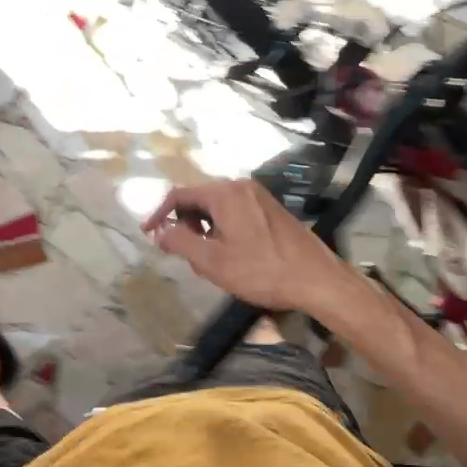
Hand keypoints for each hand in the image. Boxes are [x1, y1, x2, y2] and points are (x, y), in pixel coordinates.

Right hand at [142, 179, 346, 312]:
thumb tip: (160, 231)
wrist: (318, 281)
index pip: (179, 195)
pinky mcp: (270, 209)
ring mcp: (258, 196)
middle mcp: (240, 186)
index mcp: (224, 193)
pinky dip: (223, 230)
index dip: (159, 214)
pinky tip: (231, 257)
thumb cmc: (262, 271)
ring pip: (217, 208)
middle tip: (186, 257)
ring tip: (210, 263)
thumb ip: (180, 242)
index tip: (148, 234)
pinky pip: (235, 212)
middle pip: (199, 199)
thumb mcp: (213, 261)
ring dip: (205, 231)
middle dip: (185, 226)